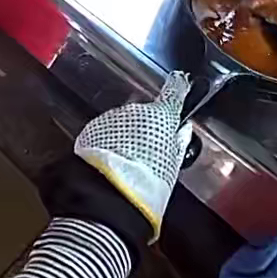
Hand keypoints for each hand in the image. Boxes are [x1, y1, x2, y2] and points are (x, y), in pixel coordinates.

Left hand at [70, 72, 192, 240]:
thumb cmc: (149, 183)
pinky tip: (112, 160)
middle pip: (145, 111)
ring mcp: (111, 117)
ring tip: (128, 159)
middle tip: (149, 150)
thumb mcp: (172, 166)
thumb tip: (184, 128)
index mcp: (160, 115)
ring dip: (126, 133)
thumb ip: (179, 142)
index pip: (173, 92)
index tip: (181, 81)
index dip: (178, 87)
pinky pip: (106, 129)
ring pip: (124, 121)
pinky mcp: (92, 127)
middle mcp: (134, 109)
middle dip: (146, 125)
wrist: (109, 196)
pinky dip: (110, 140)